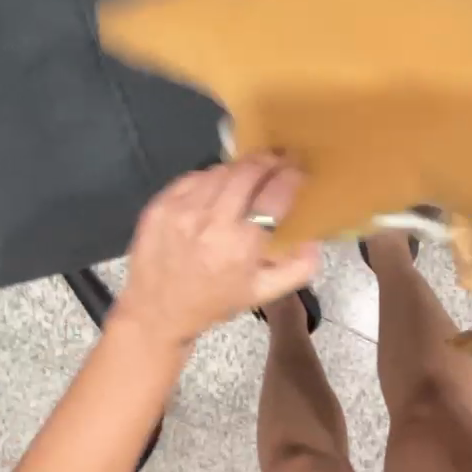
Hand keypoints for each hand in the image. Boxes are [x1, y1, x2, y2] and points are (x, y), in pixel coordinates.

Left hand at [112, 155, 320, 346]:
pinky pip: (194, 176)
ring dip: (241, 168)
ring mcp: (182, 210)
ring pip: (221, 170)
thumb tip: (314, 240)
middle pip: (248, 171)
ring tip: (250, 174)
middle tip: (279, 159)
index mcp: (242, 246)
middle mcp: (212, 222)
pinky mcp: (160, 204)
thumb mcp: (262, 294)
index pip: (274, 194)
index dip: (291, 175)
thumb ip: (297, 269)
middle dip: (269, 161)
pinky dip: (211, 177)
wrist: (157, 312)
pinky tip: (218, 188)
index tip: (299, 169)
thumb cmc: (213, 302)